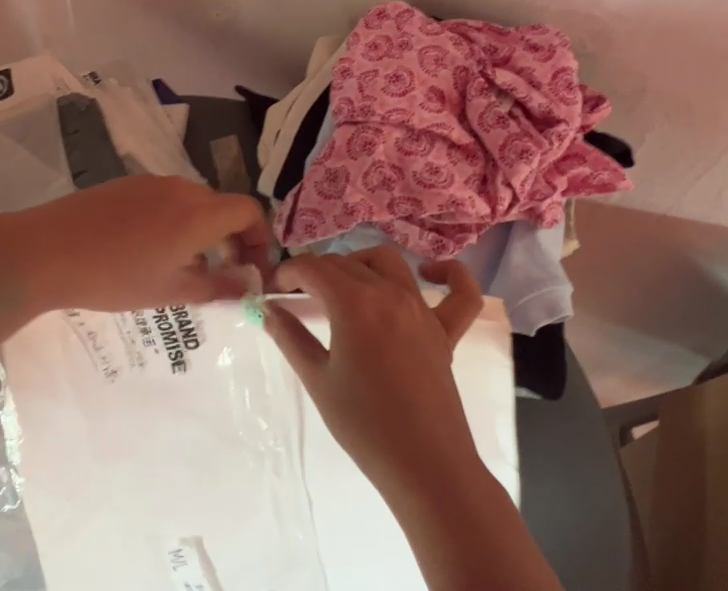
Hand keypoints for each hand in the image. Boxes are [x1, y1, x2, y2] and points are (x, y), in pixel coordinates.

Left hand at [0, 175, 272, 312]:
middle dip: (232, 239)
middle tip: (224, 276)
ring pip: (193, 203)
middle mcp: (180, 188)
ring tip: (186, 269)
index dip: (260, 239)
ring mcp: (150, 182)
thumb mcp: (170, 291)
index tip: (253, 271)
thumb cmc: (113, 277)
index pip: (249, 210)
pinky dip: (175, 222)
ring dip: (203, 232)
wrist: (46, 250)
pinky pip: (166, 200)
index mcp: (198, 213)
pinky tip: (151, 252)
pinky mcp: (126, 185)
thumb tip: (251, 285)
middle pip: (222, 206)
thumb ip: (218, 286)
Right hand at [263, 246, 484, 492]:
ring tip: (344, 287)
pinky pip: (459, 293)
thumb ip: (290, 337)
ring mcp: (422, 310)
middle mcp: (390, 293)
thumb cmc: (363, 425)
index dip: (288, 271)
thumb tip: (268, 309)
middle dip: (316, 271)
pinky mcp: (446, 332)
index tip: (273, 287)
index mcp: (354, 303)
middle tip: (297, 295)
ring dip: (361, 263)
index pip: (313, 267)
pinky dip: (448, 274)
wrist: (424, 465)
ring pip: (389, 263)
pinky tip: (428, 273)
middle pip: (345, 263)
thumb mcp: (317, 380)